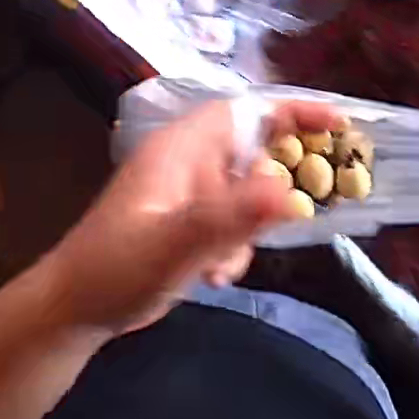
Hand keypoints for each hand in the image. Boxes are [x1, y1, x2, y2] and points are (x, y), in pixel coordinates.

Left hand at [42, 100, 342, 333]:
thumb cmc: (117, 267)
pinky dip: (235, 248)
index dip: (291, 111)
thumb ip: (228, 218)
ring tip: (221, 264)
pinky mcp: (189, 222)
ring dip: (250, 229)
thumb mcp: (174, 244)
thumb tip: (289, 190)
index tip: (340, 124)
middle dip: (278, 182)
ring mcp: (188, 193)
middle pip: (253, 151)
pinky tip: (212, 276)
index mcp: (180, 149)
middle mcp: (188, 163)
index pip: (244, 113)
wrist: (78, 306)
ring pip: (248, 194)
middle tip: (301, 209)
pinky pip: (233, 223)